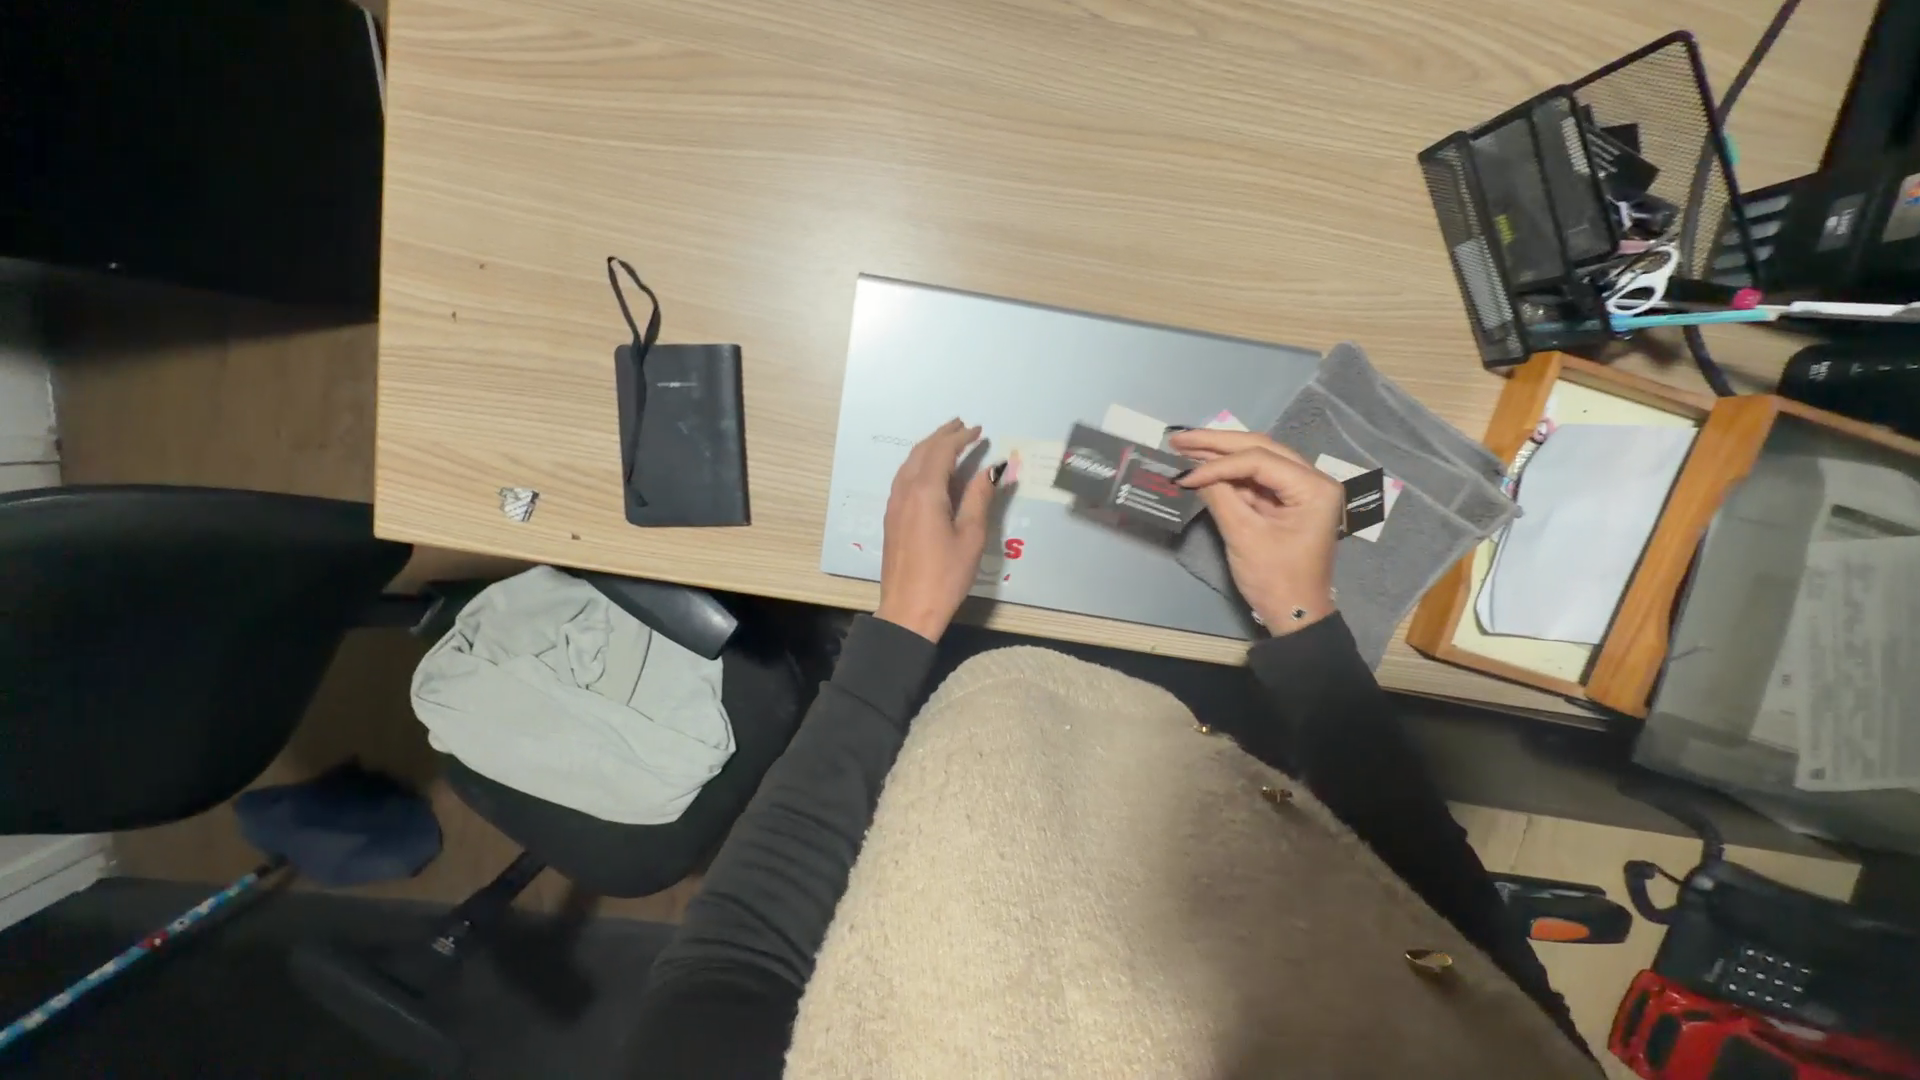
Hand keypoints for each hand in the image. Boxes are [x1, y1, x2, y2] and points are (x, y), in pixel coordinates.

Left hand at [875, 419, 993, 641]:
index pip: (942, 451)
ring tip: (948, 443)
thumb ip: (979, 497)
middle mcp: (904, 491)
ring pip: (909, 464)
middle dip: (942, 436)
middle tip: (962, 427)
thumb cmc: (946, 575)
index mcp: (925, 492)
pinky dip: (919, 465)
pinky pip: (904, 479)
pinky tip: (931, 473)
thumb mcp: (971, 535)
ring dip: (928, 449)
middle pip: (921, 452)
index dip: (960, 437)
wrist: (909, 609)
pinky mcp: (891, 518)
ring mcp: (894, 505)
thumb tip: (992, 467)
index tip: (979, 429)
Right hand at [1169, 429, 1342, 633]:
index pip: (1259, 460)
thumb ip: (1219, 497)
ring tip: (1185, 447)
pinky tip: (1202, 467)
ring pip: (1255, 459)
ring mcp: (1298, 489)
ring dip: (1220, 455)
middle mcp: (1311, 479)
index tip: (1184, 473)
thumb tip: (1190, 472)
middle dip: (1217, 444)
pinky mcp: (1284, 501)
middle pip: (1259, 448)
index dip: (1217, 464)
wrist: (1294, 614)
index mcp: (1313, 487)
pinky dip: (1227, 474)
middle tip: (1178, 438)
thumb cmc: (1276, 579)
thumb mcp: (1244, 536)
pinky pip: (1254, 479)